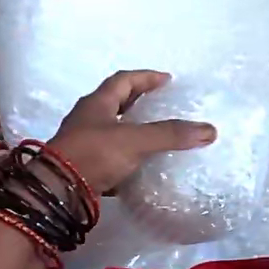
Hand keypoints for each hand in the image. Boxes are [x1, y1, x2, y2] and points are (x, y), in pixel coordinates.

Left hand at [46, 71, 216, 193]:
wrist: (59, 191)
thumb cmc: (93, 154)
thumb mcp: (135, 140)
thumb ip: (170, 134)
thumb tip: (210, 130)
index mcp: (97, 103)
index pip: (124, 80)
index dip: (146, 77)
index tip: (167, 80)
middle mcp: (87, 120)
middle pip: (116, 104)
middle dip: (139, 103)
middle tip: (161, 106)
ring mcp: (83, 145)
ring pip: (112, 132)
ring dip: (132, 132)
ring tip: (155, 137)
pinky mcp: (84, 168)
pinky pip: (109, 158)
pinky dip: (126, 159)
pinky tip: (140, 168)